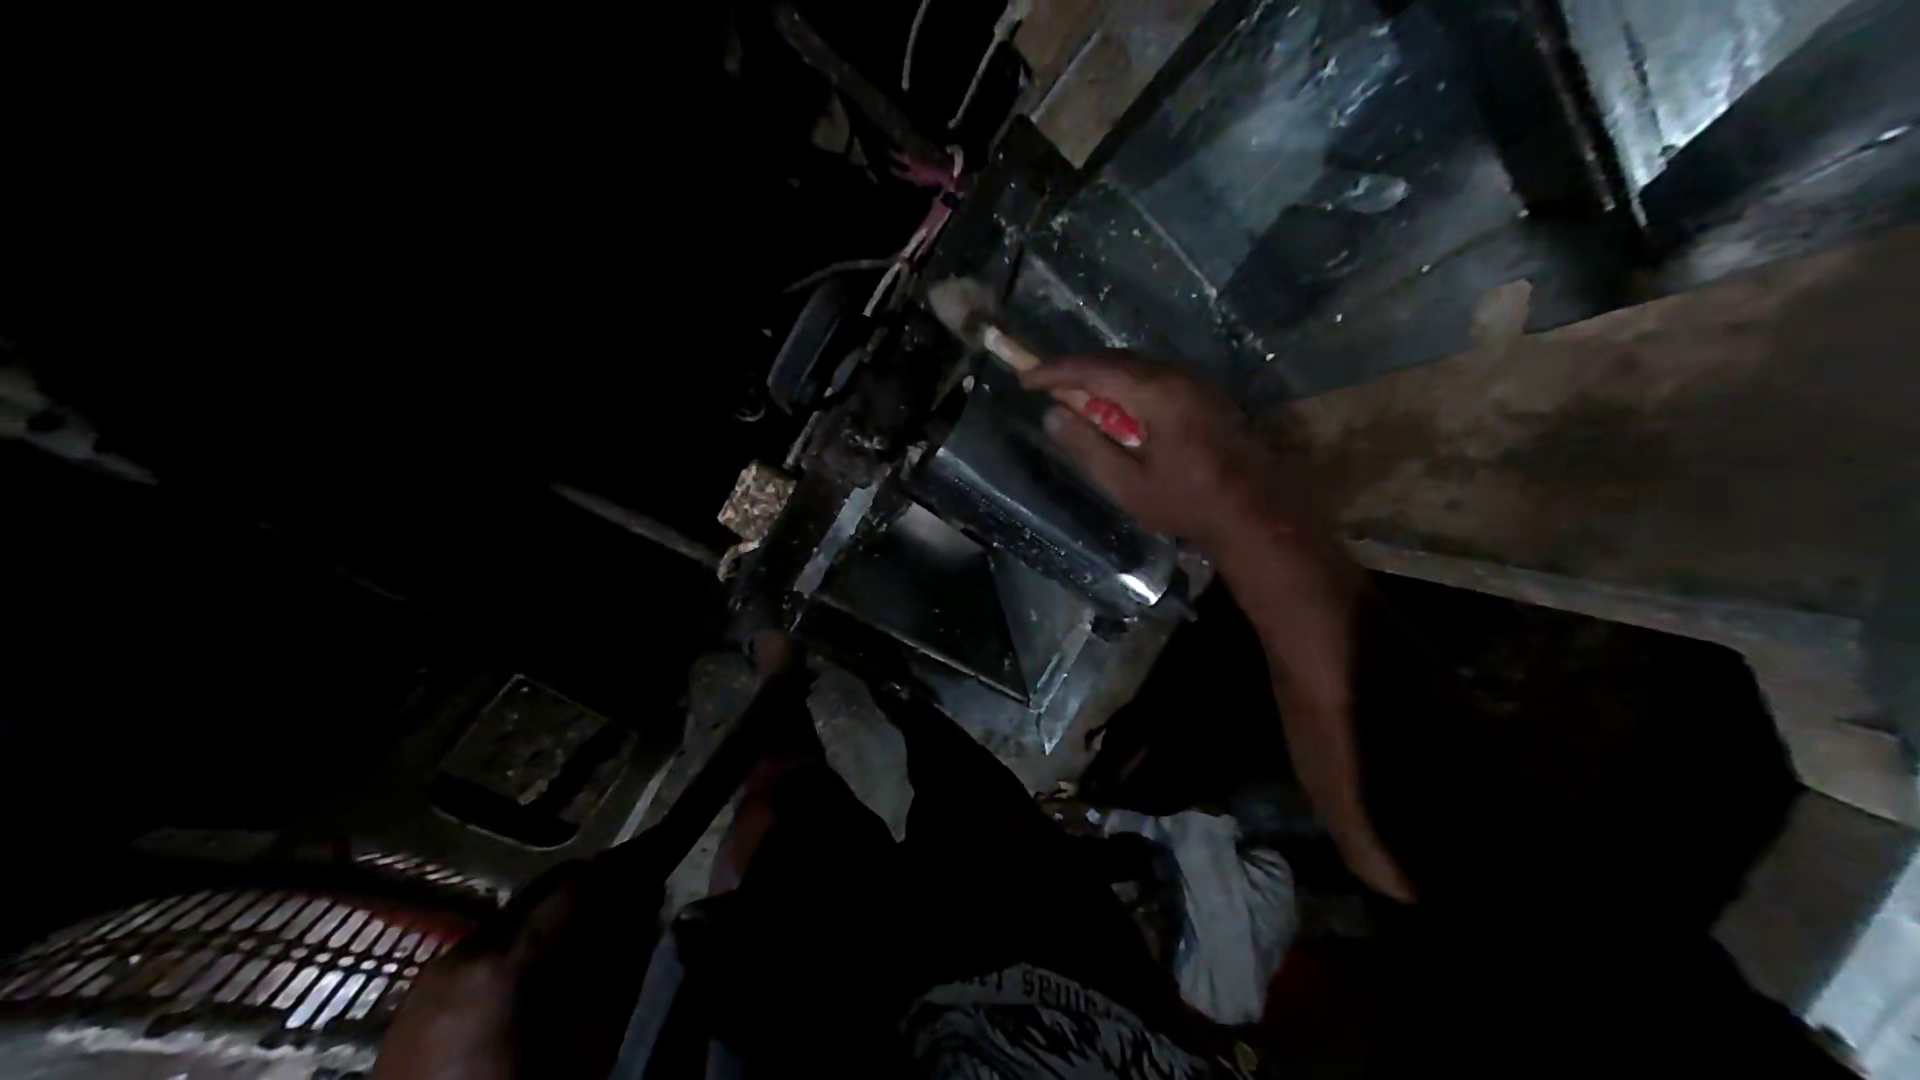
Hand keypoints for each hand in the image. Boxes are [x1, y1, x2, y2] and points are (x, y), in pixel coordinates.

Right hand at [1020, 354, 1311, 554]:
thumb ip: (1088, 447)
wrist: (1255, 512)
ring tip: (1075, 395)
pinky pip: (1156, 374)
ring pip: (1138, 364)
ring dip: (1102, 375)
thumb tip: (1053, 416)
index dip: (1055, 372)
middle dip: (1076, 370)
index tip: (1025, 379)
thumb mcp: (1128, 484)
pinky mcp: (1206, 393)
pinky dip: (1127, 383)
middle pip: (1116, 359)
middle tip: (1046, 386)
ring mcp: (1197, 382)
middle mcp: (1178, 376)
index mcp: (1157, 394)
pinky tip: (1117, 405)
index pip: (1094, 370)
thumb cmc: (1187, 503)